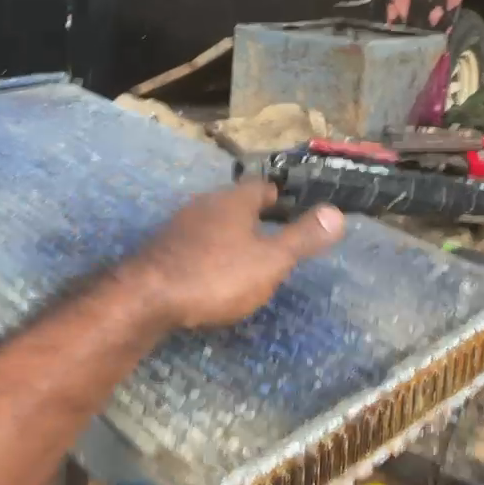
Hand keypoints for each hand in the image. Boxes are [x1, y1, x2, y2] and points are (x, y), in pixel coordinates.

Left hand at [127, 179, 344, 327]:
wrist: (146, 297)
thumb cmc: (216, 275)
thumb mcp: (270, 260)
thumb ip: (302, 238)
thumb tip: (337, 212)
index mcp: (235, 201)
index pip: (262, 187)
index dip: (279, 197)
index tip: (291, 209)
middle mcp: (205, 204)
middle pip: (235, 202)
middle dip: (253, 215)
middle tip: (272, 233)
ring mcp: (179, 225)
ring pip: (212, 222)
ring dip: (229, 233)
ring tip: (245, 255)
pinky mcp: (162, 249)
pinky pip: (193, 242)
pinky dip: (207, 251)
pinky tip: (211, 272)